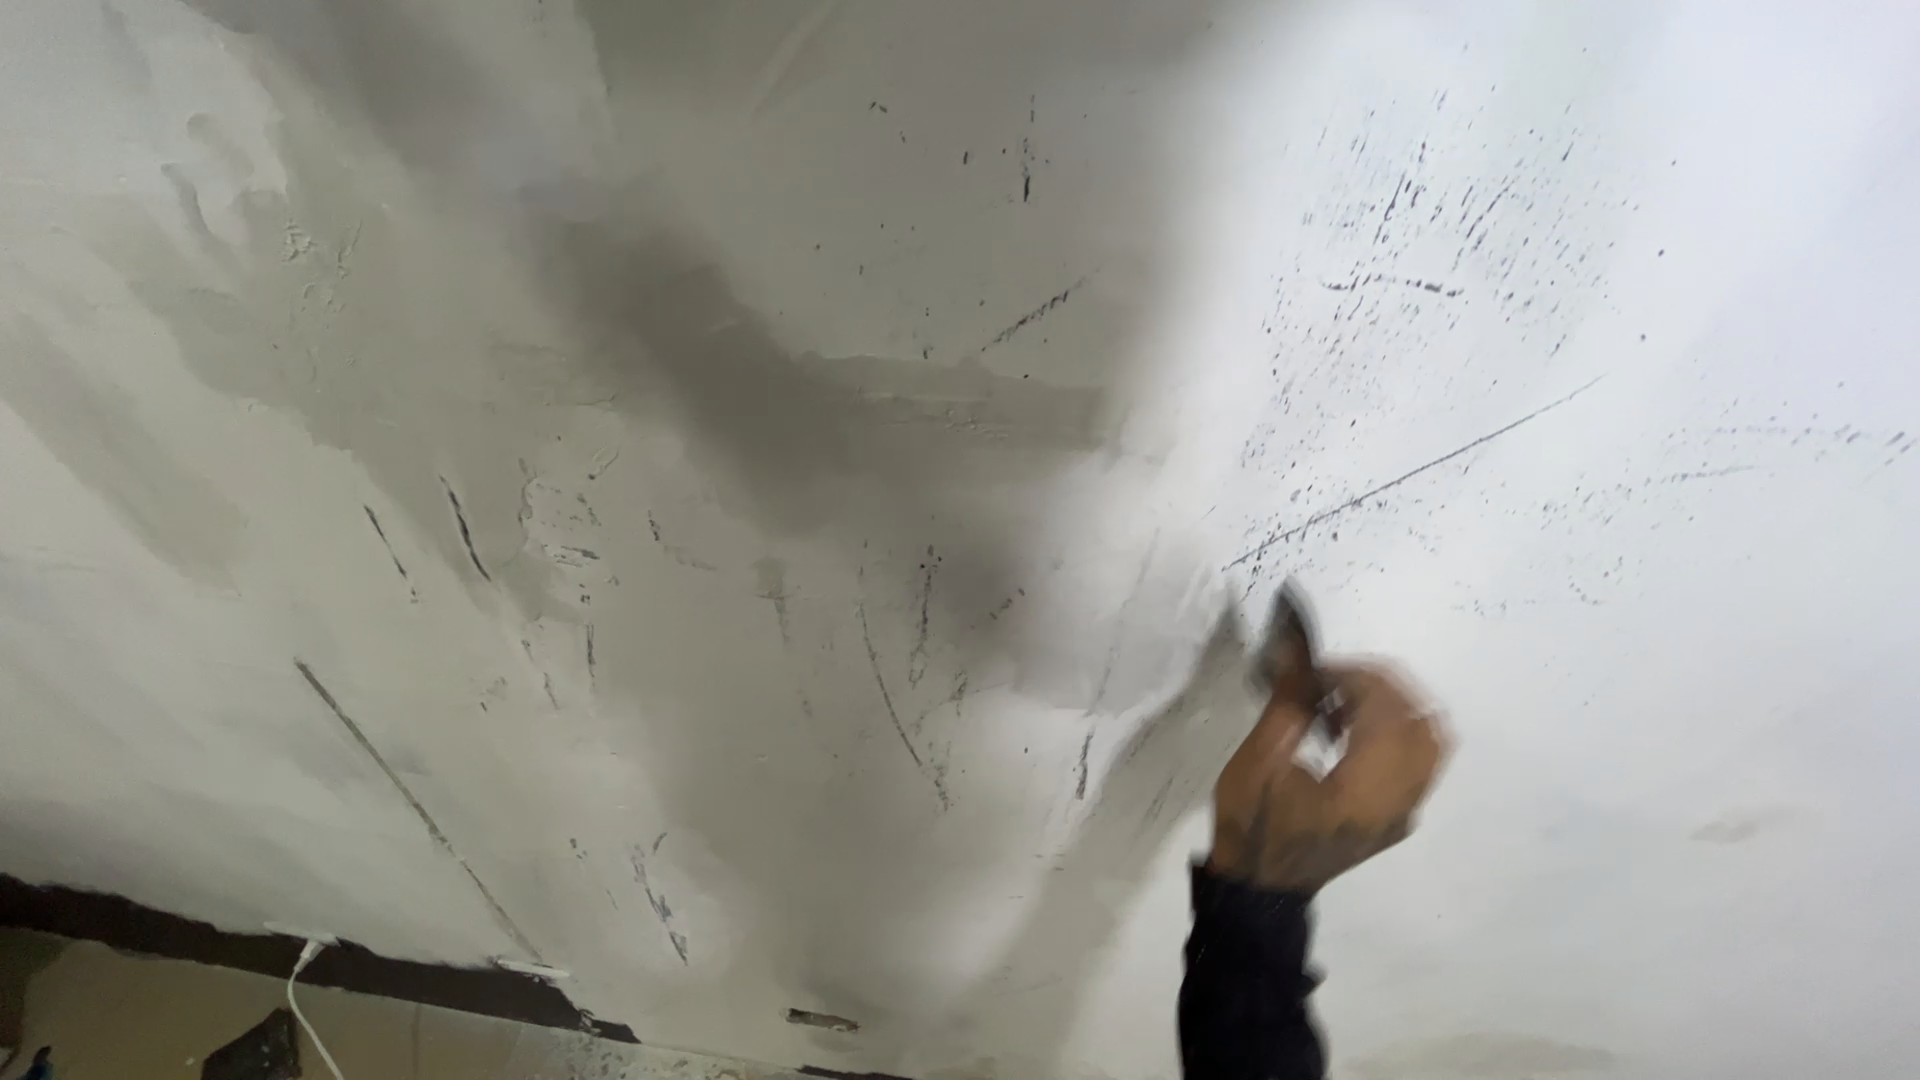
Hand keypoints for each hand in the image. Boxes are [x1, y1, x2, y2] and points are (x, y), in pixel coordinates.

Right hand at [1208, 661, 1449, 892]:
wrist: (1261, 885)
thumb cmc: (1252, 824)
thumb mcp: (1257, 761)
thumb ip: (1287, 703)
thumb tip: (1296, 653)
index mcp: (1364, 793)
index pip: (1390, 715)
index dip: (1358, 677)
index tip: (1315, 669)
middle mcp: (1400, 803)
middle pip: (1422, 722)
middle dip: (1380, 685)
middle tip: (1329, 678)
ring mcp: (1405, 812)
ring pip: (1428, 739)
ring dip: (1390, 706)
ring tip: (1339, 701)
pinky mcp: (1400, 815)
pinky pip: (1418, 759)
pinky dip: (1393, 729)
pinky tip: (1347, 728)